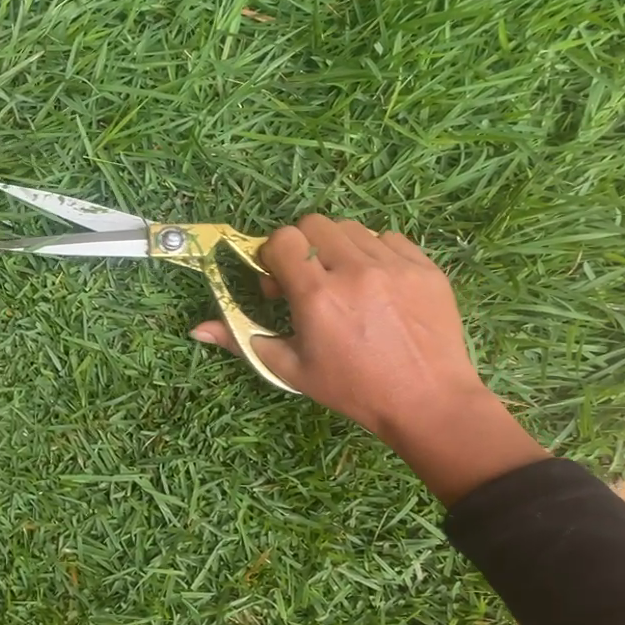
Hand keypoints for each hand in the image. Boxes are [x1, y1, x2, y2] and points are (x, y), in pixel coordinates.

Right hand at [191, 214, 546, 503]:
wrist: (427, 400)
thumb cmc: (350, 389)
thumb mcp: (289, 368)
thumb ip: (241, 340)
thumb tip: (197, 329)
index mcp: (316, 297)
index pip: (282, 240)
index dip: (272, 255)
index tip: (277, 282)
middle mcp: (354, 272)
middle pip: (314, 224)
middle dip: (302, 246)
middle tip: (306, 280)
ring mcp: (394, 266)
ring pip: (351, 228)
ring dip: (336, 248)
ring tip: (342, 282)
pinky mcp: (425, 267)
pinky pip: (388, 239)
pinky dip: (373, 253)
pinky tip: (375, 285)